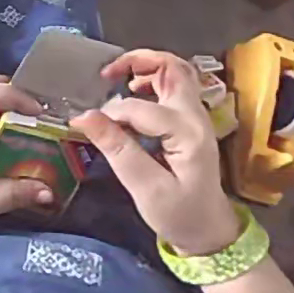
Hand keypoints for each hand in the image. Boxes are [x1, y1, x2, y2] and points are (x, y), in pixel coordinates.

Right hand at [69, 49, 239, 255]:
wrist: (209, 231)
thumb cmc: (178, 214)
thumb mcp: (144, 187)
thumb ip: (116, 148)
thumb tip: (83, 117)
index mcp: (187, 133)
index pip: (141, 108)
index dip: (110, 113)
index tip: (84, 124)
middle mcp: (196, 116)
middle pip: (173, 67)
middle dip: (138, 61)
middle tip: (106, 73)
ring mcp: (197, 116)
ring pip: (177, 72)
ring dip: (147, 67)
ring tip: (117, 79)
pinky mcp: (191, 120)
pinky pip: (175, 86)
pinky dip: (153, 79)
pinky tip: (132, 92)